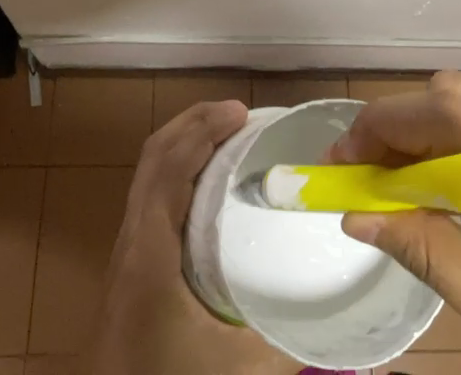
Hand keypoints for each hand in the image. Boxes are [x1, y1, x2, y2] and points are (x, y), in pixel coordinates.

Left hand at [85, 99, 294, 374]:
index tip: (240, 112)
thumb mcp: (236, 370)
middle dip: (192, 123)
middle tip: (238, 113)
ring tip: (225, 136)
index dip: (202, 131)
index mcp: (150, 253)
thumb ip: (286, 341)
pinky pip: (149, 195)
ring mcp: (126, 251)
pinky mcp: (129, 264)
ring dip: (182, 143)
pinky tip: (205, 185)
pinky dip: (176, 170)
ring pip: (147, 174)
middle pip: (153, 157)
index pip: (169, 168)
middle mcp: (131, 240)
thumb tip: (334, 313)